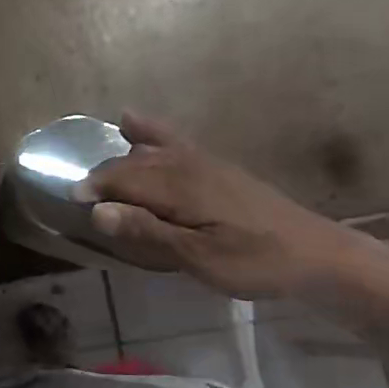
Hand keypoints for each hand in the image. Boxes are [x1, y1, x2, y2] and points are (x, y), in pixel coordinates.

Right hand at [79, 113, 388, 297]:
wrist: (316, 254)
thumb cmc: (255, 261)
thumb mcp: (199, 257)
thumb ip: (148, 231)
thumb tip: (99, 211)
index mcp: (182, 186)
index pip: (124, 177)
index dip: (95, 186)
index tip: (72, 202)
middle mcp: (190, 164)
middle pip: (135, 161)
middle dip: (105, 175)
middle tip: (85, 197)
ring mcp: (206, 161)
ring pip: (152, 149)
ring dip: (123, 156)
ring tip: (102, 171)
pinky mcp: (219, 167)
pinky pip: (174, 141)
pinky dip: (149, 132)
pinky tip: (135, 126)